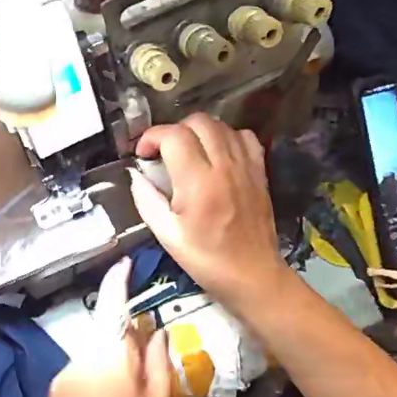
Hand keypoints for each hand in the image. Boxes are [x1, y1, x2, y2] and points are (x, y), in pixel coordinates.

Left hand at [46, 258, 172, 396]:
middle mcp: (80, 357)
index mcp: (109, 358)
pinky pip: (81, 369)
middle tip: (148, 367)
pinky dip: (97, 375)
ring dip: (111, 360)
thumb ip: (159, 362)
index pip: (113, 308)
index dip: (118, 282)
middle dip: (126, 338)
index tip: (123, 263)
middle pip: (106, 333)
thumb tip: (155, 330)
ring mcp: (63, 373)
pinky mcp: (54, 389)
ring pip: (94, 352)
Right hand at [128, 113, 290, 308]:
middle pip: (198, 122)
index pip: (174, 136)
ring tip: (187, 152)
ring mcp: (246, 166)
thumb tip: (136, 176)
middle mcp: (224, 167)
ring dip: (198, 132)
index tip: (143, 155)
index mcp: (199, 183)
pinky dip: (226, 137)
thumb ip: (147, 201)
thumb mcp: (167, 235)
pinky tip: (216, 155)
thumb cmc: (206, 259)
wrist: (253, 275)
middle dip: (174, 131)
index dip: (151, 137)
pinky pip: (243, 137)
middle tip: (163, 153)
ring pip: (221, 125)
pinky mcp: (259, 171)